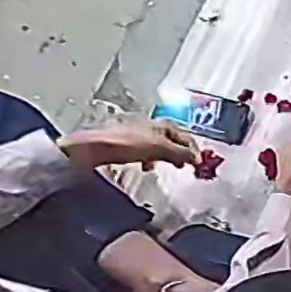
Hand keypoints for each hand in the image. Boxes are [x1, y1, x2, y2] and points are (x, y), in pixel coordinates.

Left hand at [59, 120, 197, 171]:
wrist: (90, 148)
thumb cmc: (125, 143)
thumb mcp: (160, 148)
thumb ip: (182, 154)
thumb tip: (199, 159)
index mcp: (163, 124)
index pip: (188, 138)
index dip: (196, 151)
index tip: (200, 166)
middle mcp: (152, 126)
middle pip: (175, 141)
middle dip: (182, 154)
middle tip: (187, 167)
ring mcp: (138, 134)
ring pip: (161, 146)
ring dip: (167, 157)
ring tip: (167, 167)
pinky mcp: (125, 143)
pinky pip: (147, 152)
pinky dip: (151, 159)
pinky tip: (146, 166)